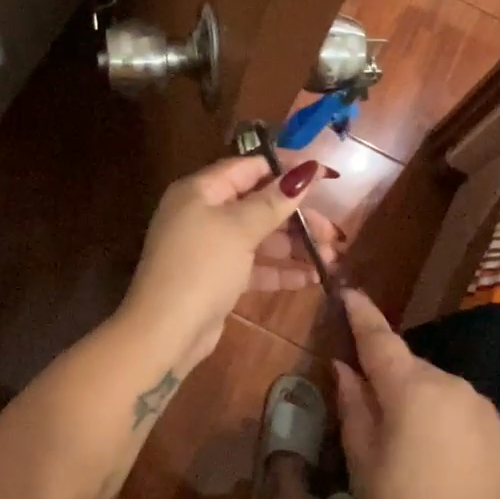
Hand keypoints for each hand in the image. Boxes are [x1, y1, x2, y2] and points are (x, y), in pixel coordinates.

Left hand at [120, 156, 340, 369]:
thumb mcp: (240, 229)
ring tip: (332, 258)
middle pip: (258, 204)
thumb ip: (274, 200)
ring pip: (260, 238)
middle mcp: (203, 214)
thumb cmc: (201, 267)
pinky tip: (312, 278)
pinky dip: (280, 269)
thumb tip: (307, 169)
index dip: (286, 169)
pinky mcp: (218, 278)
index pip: (248, 168)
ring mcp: (210, 248)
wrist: (165, 330)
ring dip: (295, 246)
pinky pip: (254, 266)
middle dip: (298, 217)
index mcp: (200, 191)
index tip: (323, 176)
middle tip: (334, 232)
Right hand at [335, 290, 499, 498]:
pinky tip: (431, 464)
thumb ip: (354, 411)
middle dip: (381, 375)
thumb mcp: (368, 470)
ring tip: (394, 448)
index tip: (346, 290)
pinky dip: (434, 422)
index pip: (379, 338)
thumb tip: (345, 370)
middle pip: (405, 367)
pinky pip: (455, 412)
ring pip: (431, 390)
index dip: (360, 314)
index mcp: (413, 387)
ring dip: (408, 403)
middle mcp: (451, 384)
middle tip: (357, 405)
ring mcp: (482, 407)